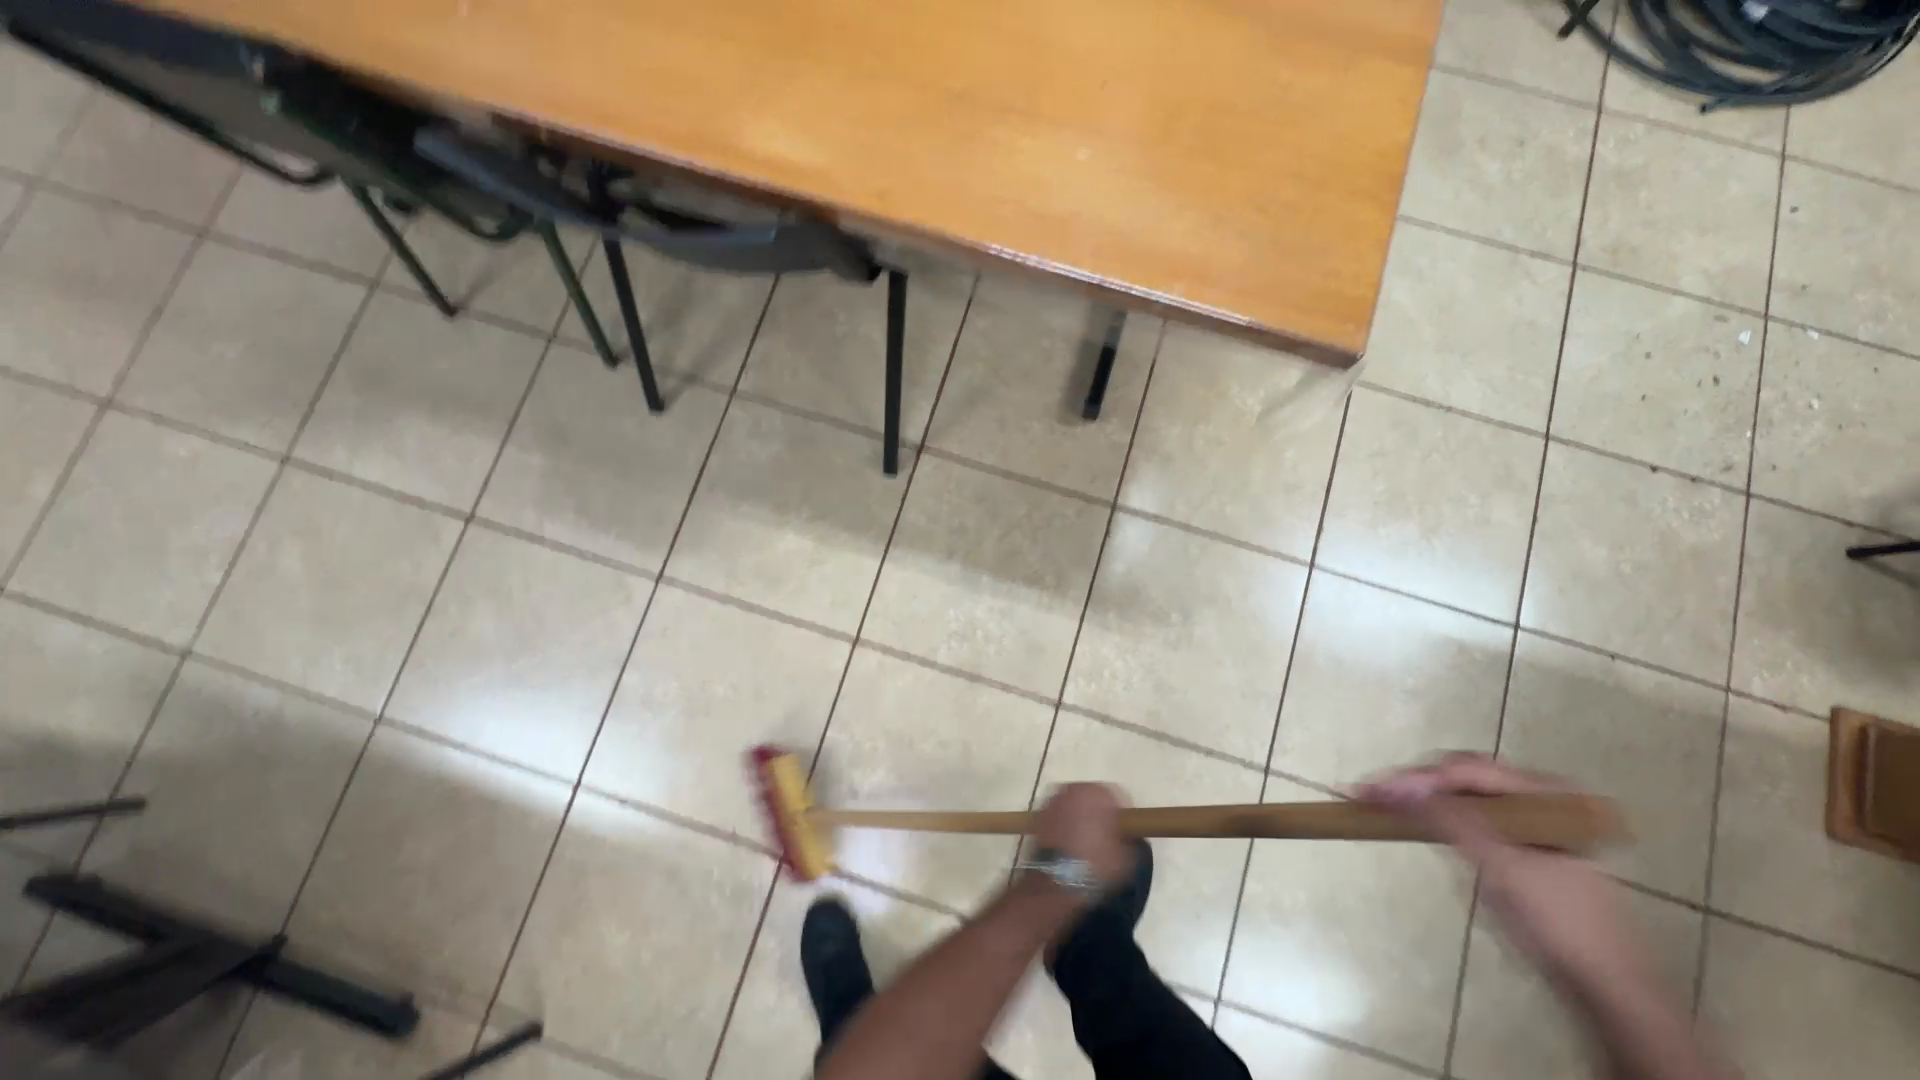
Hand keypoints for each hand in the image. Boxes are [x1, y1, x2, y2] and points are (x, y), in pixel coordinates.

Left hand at [1031, 783, 1135, 893]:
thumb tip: (1126, 836)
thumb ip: (1130, 839)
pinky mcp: (1037, 815)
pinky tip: (1068, 844)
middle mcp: (1073, 789)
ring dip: (1079, 816)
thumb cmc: (1095, 865)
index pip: (1118, 795)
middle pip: (1093, 796)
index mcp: (1098, 792)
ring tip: (1085, 840)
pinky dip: (1063, 824)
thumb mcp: (1127, 857)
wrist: (1055, 881)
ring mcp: (1052, 800)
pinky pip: (1058, 816)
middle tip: (1105, 834)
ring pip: (1073, 805)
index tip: (1124, 830)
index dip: (1122, 814)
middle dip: (1099, 811)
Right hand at [1359, 754, 1649, 992]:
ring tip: (1382, 804)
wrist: (1606, 985)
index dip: (1414, 778)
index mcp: (1547, 792)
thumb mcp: (1499, 867)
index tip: (1369, 790)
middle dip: (1415, 784)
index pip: (1466, 770)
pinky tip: (1415, 821)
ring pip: (1465, 795)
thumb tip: (1397, 785)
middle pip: (1464, 777)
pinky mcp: (1523, 846)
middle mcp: (1542, 797)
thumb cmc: (1557, 923)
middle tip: (1370, 797)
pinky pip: (1473, 817)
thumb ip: (1449, 820)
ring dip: (1423, 798)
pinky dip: (1440, 817)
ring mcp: (1534, 822)